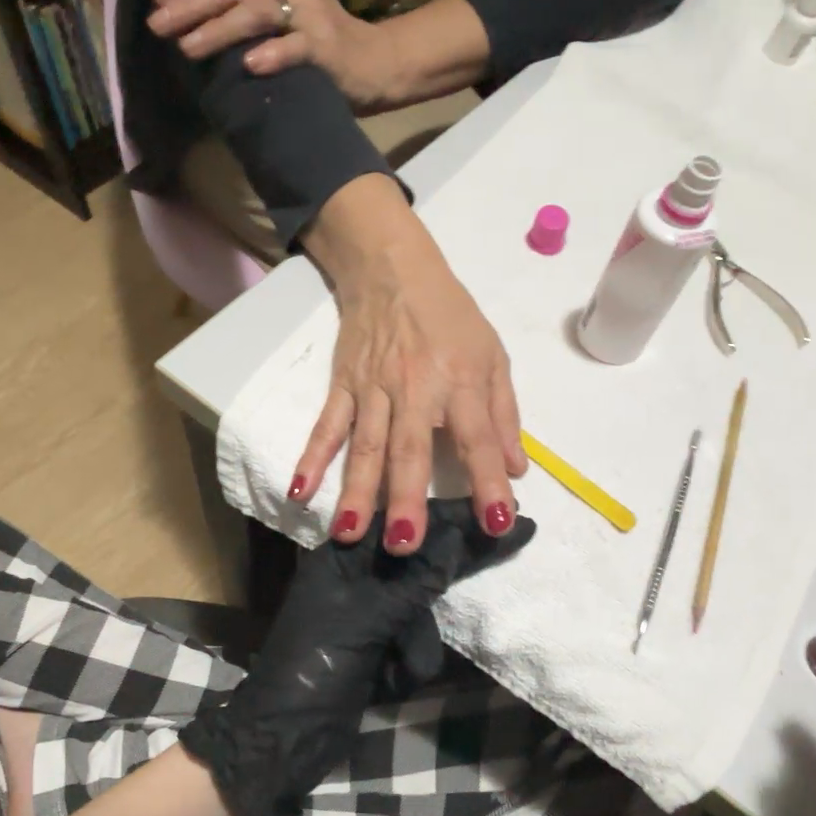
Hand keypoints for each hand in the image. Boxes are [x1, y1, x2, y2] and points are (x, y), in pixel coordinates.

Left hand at [147, 0, 399, 111]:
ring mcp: (310, 17)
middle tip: (158, 24)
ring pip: (259, 14)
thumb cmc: (316, 46)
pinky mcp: (327, 50)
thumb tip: (171, 4)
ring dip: (221, 30)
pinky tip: (251, 65)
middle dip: (192, 5)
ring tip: (189, 48)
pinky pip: (297, 50)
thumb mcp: (272, 19)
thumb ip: (230, 10)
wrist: (377, 66)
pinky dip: (274, 56)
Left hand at [177, 499, 535, 815]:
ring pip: (421, 611)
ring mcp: (366, 615)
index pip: (405, 524)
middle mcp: (354, 578)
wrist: (285, 737)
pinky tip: (389, 683)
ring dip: (415, 646)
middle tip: (512, 539)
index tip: (501, 510)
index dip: (453, 517)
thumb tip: (458, 536)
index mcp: (340, 557)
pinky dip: (407, 664)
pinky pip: (412, 644)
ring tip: (395, 670)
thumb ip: (416, 580)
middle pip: (418, 563)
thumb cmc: (315, 666)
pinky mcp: (376, 648)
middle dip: (449, 572)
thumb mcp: (368, 617)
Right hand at [292, 174, 527, 553]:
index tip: (496, 522)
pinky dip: (313, 457)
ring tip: (350, 534)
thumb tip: (516, 469)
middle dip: (406, 498)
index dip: (488, 481)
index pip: (478, 438)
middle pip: (410, 449)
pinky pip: (327, 425)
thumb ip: (504, 415)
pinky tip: (300, 490)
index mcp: (462, 382)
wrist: (393, 270)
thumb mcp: (493, 357)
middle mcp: (416, 389)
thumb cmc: (452, 318)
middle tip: (403, 545)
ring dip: (357, 491)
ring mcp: (374, 389)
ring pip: (365, 446)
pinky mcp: (344, 386)